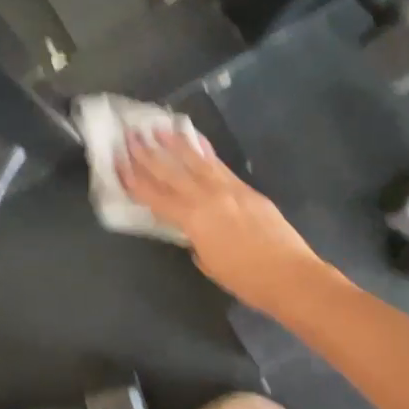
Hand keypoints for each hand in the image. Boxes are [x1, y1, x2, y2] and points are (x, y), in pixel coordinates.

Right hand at [116, 129, 334, 309]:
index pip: (154, 195)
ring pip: (196, 161)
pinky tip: (196, 142)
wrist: (291, 275)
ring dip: (175, 144)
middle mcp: (207, 196)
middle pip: (171, 171)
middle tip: (130, 134)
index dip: (133, 179)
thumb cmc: (245, 279)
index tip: (117, 161)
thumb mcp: (208, 262)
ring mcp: (229, 189)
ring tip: (158, 128)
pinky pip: (219, 165)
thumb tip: (192, 232)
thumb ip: (194, 241)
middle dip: (147, 153)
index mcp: (192, 218)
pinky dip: (204, 152)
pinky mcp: (246, 189)